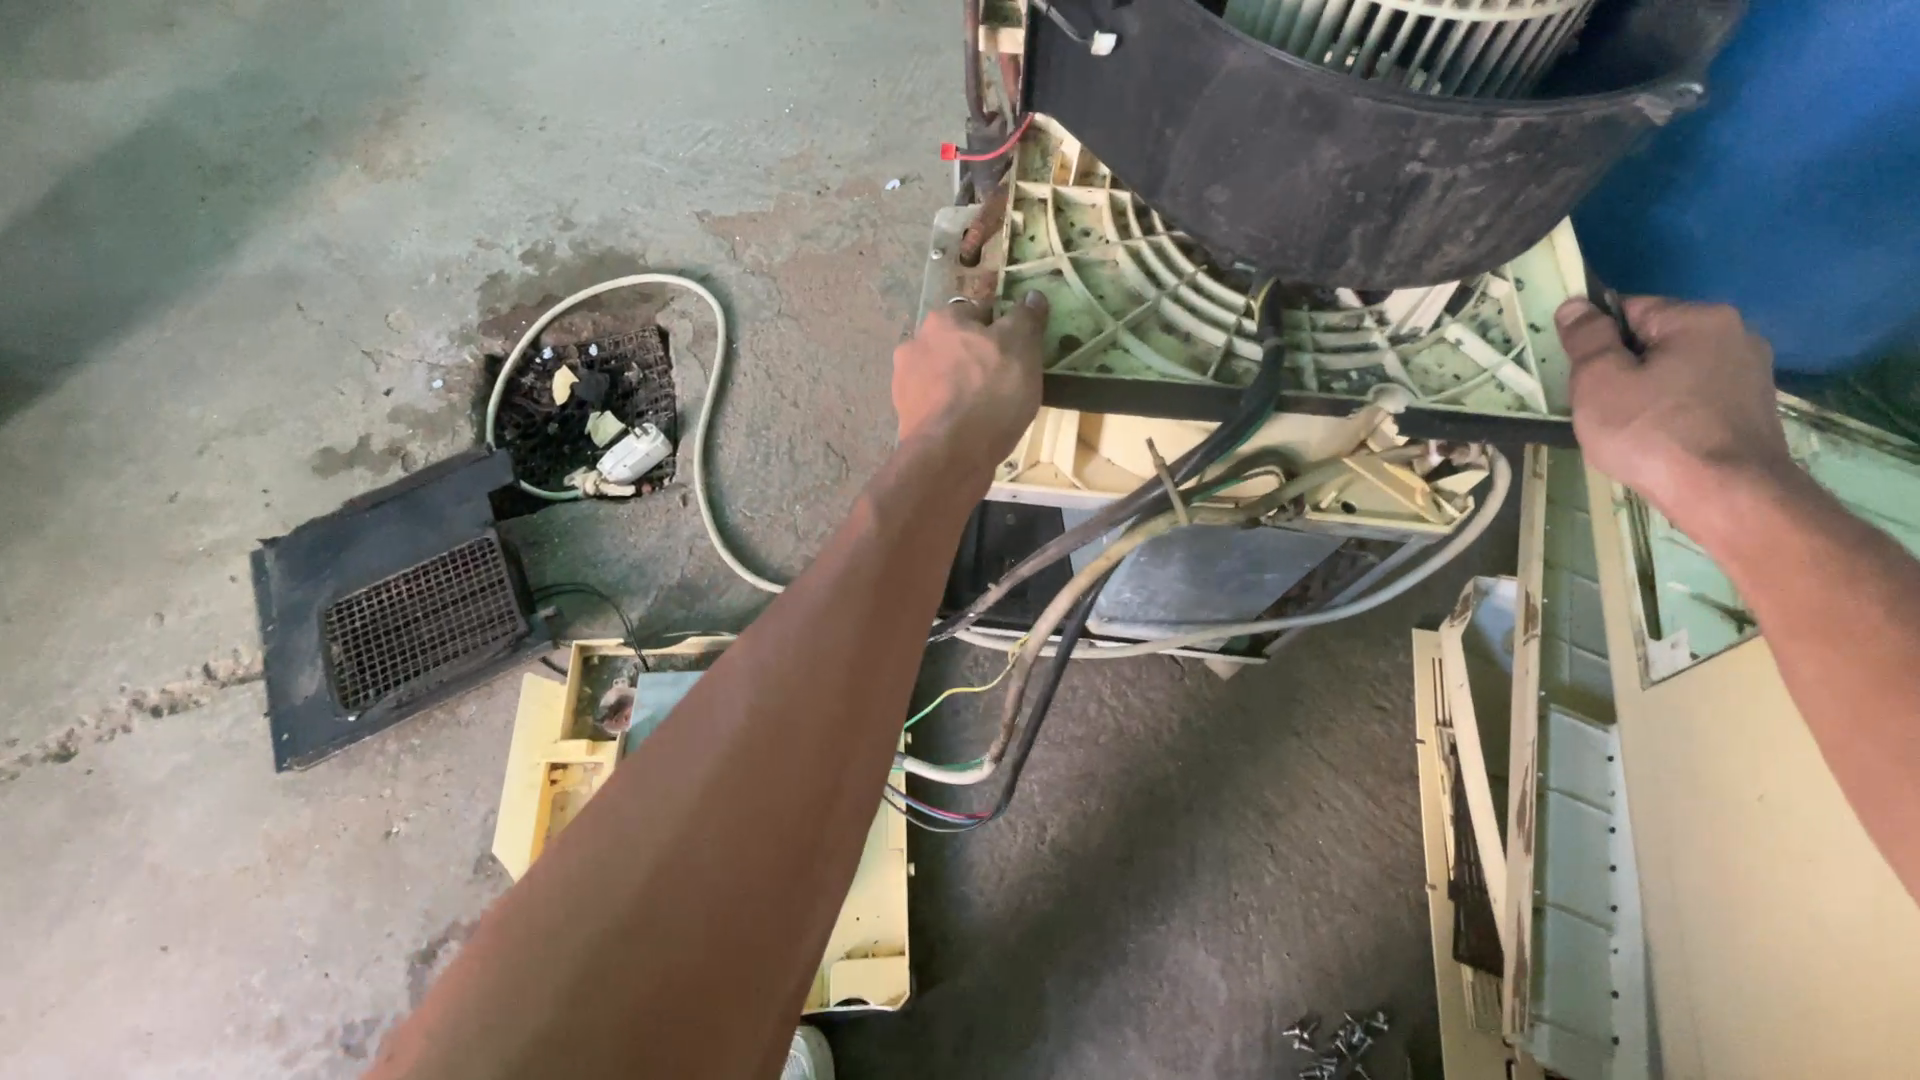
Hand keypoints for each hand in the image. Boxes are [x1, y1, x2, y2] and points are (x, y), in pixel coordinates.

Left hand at [892, 291, 1049, 465]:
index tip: (1018, 349)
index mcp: (942, 320)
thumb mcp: (1022, 348)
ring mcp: (905, 383)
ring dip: (962, 384)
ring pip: (944, 376)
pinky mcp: (905, 417)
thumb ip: (1026, 318)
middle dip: (977, 357)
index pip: (978, 311)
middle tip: (1005, 380)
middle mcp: (915, 344)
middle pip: (957, 344)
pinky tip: (969, 426)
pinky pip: (937, 406)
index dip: (1002, 327)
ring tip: (988, 408)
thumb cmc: (990, 393)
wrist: (950, 454)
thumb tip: (1032, 295)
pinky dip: (951, 411)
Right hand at [1557, 295, 1794, 528]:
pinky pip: (1693, 395)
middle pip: (1654, 339)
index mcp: (1697, 318)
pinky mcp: (1752, 406)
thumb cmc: (1651, 431)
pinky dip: (1668, 409)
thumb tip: (1575, 304)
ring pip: (1674, 369)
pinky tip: (1655, 437)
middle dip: (1620, 365)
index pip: (1627, 308)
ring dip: (1644, 388)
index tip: (1577, 372)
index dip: (1593, 338)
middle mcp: (1734, 333)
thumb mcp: (1599, 381)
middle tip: (1594, 403)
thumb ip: (1586, 338)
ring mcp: (1749, 371)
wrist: (1726, 491)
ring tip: (1623, 425)